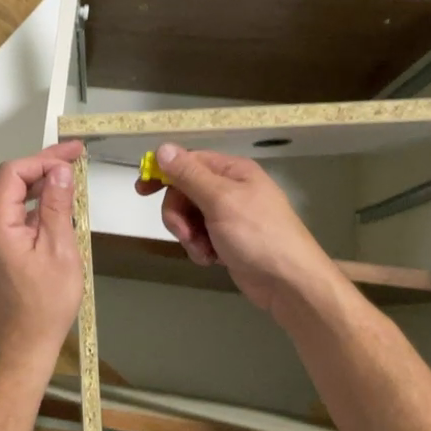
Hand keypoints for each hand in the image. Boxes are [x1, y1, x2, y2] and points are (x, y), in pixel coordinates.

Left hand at [0, 141, 84, 366]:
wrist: (25, 344)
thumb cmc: (46, 302)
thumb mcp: (60, 249)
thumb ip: (57, 206)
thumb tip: (60, 170)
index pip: (13, 173)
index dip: (43, 158)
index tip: (74, 154)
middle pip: (11, 182)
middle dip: (43, 168)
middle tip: (77, 160)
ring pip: (13, 199)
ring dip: (41, 187)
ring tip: (73, 182)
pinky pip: (15, 218)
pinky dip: (36, 208)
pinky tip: (60, 210)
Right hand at [135, 143, 336, 310]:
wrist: (289, 282)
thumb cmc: (258, 235)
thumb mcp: (220, 200)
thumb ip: (189, 174)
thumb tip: (163, 148)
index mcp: (233, 171)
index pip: (188, 162)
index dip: (164, 173)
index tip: (142, 189)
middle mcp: (230, 189)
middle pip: (184, 191)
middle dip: (178, 214)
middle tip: (185, 232)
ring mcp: (229, 216)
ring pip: (188, 217)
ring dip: (188, 235)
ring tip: (203, 250)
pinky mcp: (227, 240)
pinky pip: (199, 237)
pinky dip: (199, 248)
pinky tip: (211, 259)